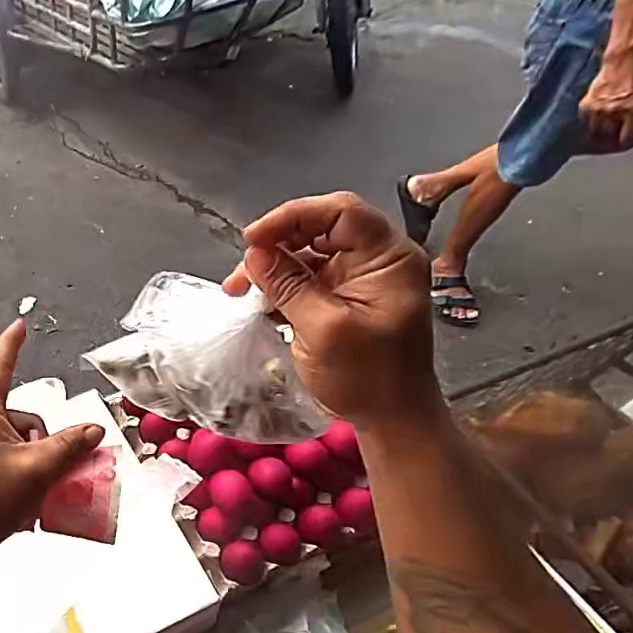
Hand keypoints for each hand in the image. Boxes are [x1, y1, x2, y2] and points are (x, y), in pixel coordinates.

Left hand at [0, 320, 103, 555]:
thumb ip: (71, 445)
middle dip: (44, 438)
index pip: (0, 369)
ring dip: (39, 458)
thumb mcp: (39, 466)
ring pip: (23, 441)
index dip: (12, 346)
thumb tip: (93, 430)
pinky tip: (33, 494)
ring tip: (39, 485)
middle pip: (25, 417)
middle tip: (49, 466)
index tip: (20, 325)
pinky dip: (28, 471)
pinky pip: (13, 459)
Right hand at [222, 192, 438, 427]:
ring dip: (274, 271)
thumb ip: (289, 285)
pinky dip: (283, 290)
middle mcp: (377, 261)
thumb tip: (254, 253)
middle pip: (320, 232)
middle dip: (276, 248)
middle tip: (241, 274)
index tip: (252, 239)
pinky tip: (259, 304)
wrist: (393, 421)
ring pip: (309, 257)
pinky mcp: (346, 302)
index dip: (292, 217)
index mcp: (388, 257)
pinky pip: (310, 282)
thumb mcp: (324, 329)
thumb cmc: (368, 377)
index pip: (340, 212)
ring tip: (240, 292)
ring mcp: (361, 281)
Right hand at [578, 43, 632, 151]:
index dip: (631, 138)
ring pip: (596, 131)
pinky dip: (592, 118)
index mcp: (632, 112)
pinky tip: (600, 112)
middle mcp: (613, 113)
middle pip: (609, 138)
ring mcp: (598, 109)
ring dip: (603, 127)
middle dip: (617, 133)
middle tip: (624, 125)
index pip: (626, 140)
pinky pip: (586, 119)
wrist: (630, 49)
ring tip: (611, 120)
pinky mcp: (587, 103)